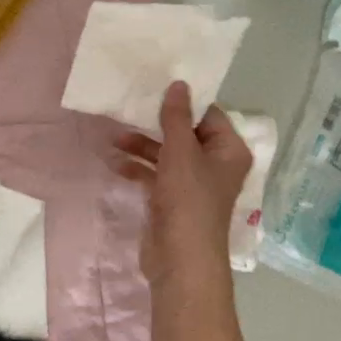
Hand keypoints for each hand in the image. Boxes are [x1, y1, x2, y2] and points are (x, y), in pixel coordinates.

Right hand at [112, 81, 252, 289]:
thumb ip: (176, 119)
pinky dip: (136, 168)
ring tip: (112, 138)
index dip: (183, 104)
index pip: (208, 116)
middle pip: (185, 135)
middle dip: (155, 125)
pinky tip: (114, 163)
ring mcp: (192, 184)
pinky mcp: (171, 200)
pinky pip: (154, 175)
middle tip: (127, 110)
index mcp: (229, 150)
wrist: (180, 256)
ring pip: (166, 155)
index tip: (153, 91)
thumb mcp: (181, 153)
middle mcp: (214, 164)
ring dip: (141, 147)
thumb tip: (178, 84)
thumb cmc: (188, 200)